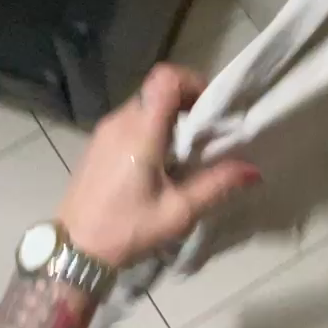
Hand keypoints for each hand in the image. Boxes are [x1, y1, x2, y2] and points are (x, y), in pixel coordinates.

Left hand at [57, 64, 258, 267]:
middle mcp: (120, 122)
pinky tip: (159, 165)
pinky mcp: (97, 145)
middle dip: (186, 105)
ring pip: (143, 106)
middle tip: (205, 137)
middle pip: (157, 91)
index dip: (193, 82)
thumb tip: (253, 171)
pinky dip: (150, 131)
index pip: (166, 78)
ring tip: (184, 155)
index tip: (211, 110)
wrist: (74, 249)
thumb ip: (216, 186)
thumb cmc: (126, 230)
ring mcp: (104, 132)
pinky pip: (129, 123)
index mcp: (140, 132)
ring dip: (168, 120)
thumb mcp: (178, 213)